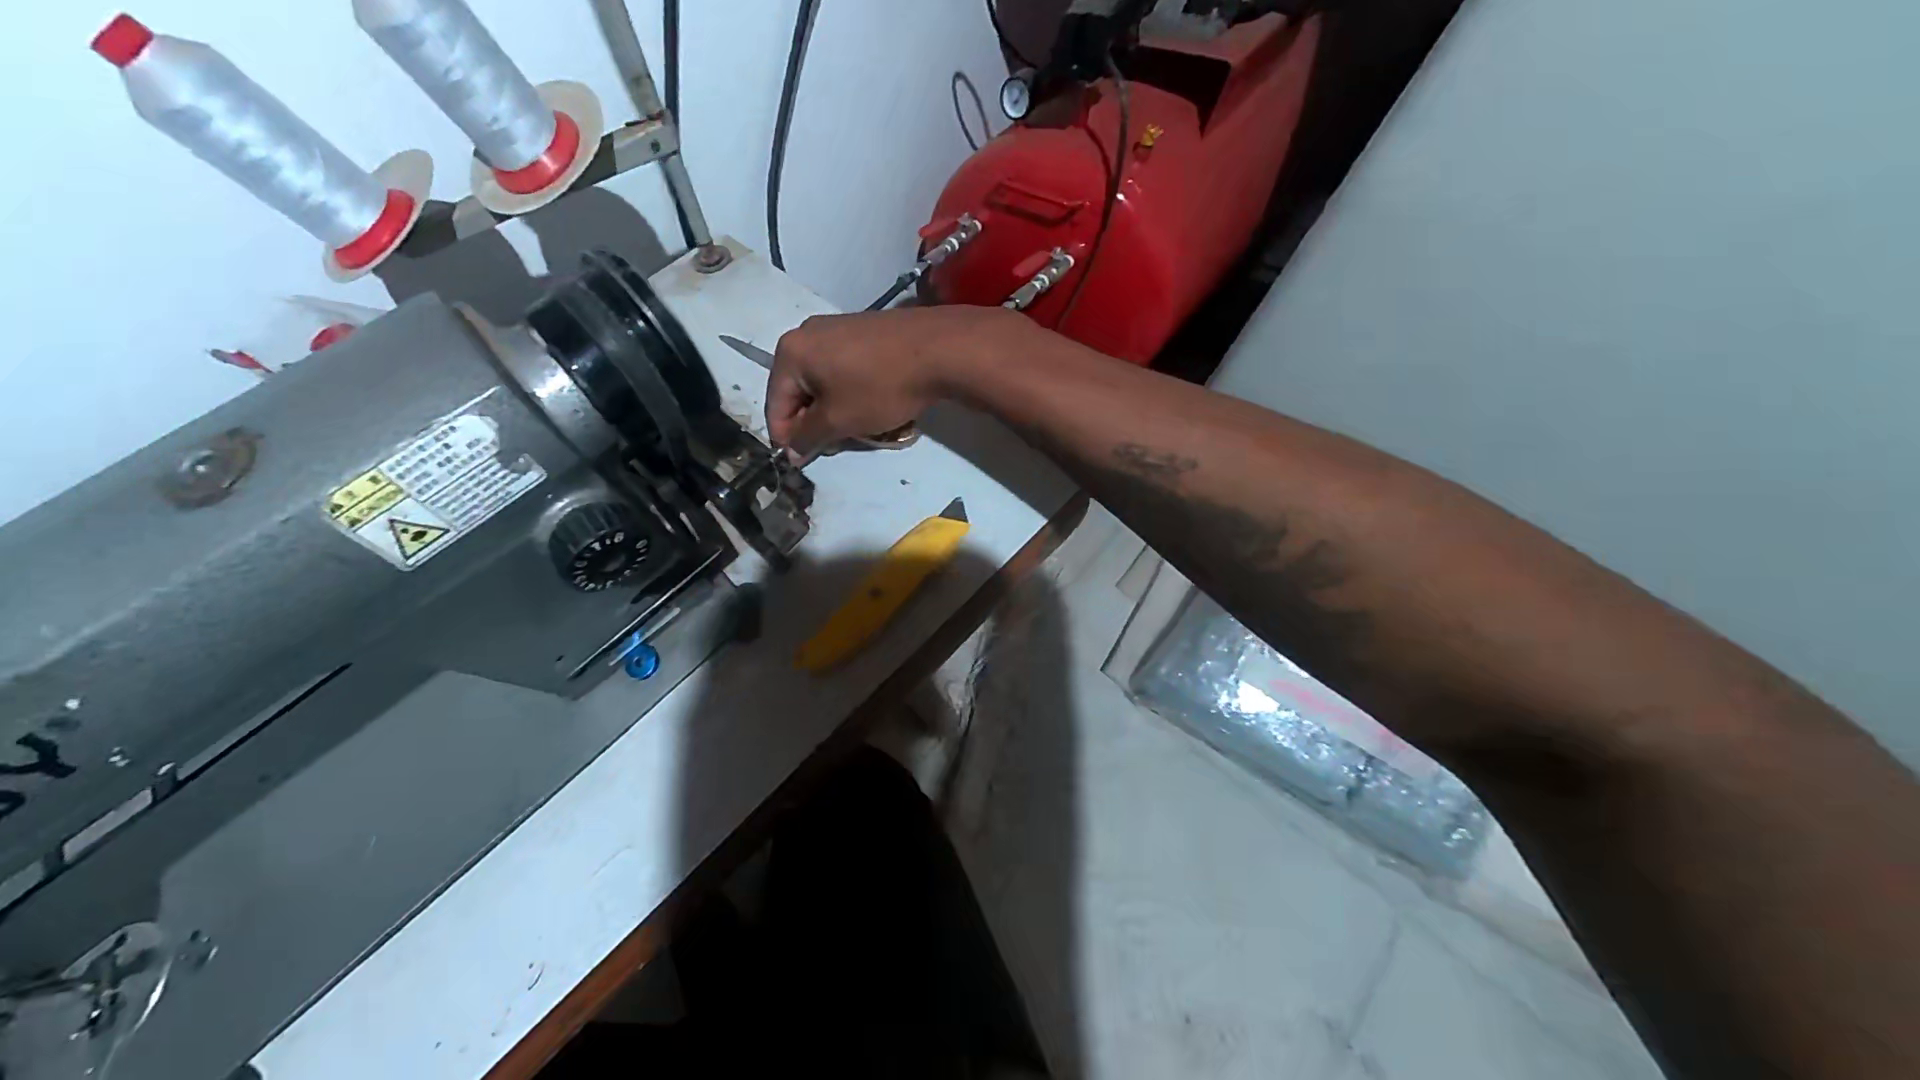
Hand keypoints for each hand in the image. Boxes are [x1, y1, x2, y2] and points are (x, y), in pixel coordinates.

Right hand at [765, 306, 1032, 456]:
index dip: (787, 438)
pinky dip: (852, 391)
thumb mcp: (839, 420)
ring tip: (858, 427)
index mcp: (791, 351)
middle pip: (799, 390)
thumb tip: (791, 450)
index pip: (775, 404)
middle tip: (836, 444)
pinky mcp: (864, 329)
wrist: (939, 349)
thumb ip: (808, 437)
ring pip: (824, 381)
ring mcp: (837, 327)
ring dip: (835, 409)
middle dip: (813, 422)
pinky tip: (872, 405)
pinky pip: (845, 368)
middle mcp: (808, 333)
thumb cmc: (881, 387)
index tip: (805, 460)